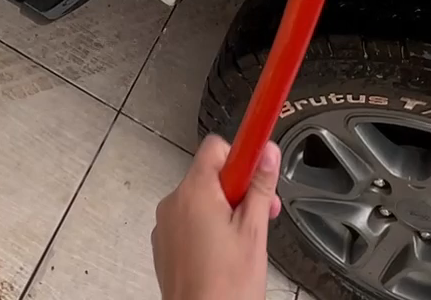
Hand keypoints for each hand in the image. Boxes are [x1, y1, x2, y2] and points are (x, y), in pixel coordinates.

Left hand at [152, 135, 281, 299]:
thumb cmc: (225, 288)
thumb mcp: (254, 232)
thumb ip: (260, 186)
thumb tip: (268, 152)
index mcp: (195, 191)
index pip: (216, 146)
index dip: (241, 153)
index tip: (258, 156)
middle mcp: (174, 201)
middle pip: (210, 174)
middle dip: (237, 189)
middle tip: (258, 215)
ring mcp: (165, 223)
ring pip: (200, 198)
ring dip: (222, 210)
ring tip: (239, 243)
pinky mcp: (163, 242)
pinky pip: (187, 219)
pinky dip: (204, 228)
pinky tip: (221, 254)